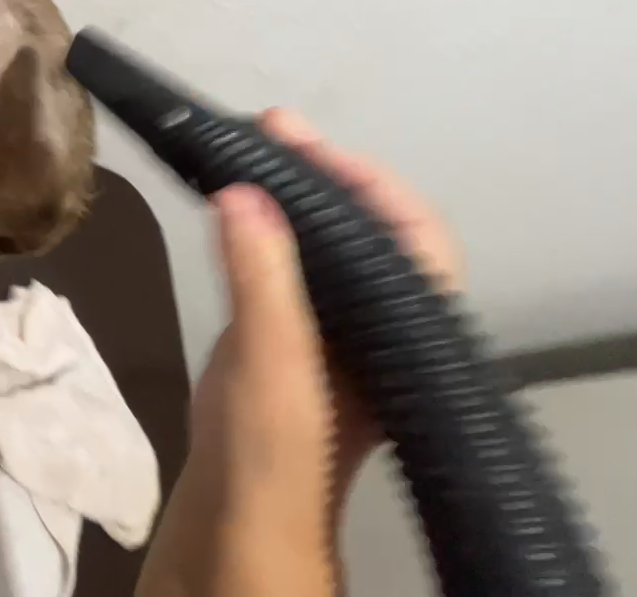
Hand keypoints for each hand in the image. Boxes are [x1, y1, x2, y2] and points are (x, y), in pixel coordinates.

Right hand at [135, 110, 462, 596]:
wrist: (239, 507)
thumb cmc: (273, 448)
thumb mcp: (273, 363)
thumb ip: (263, 282)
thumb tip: (242, 195)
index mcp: (399, 327)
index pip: (407, 231)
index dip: (360, 176)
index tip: (293, 136)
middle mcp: (375, 318)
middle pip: (367, 226)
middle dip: (320, 170)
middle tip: (263, 129)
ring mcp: (330, 323)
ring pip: (325, 239)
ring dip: (290, 190)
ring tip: (244, 150)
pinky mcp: (287, 329)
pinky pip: (284, 258)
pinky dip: (259, 220)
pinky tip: (229, 204)